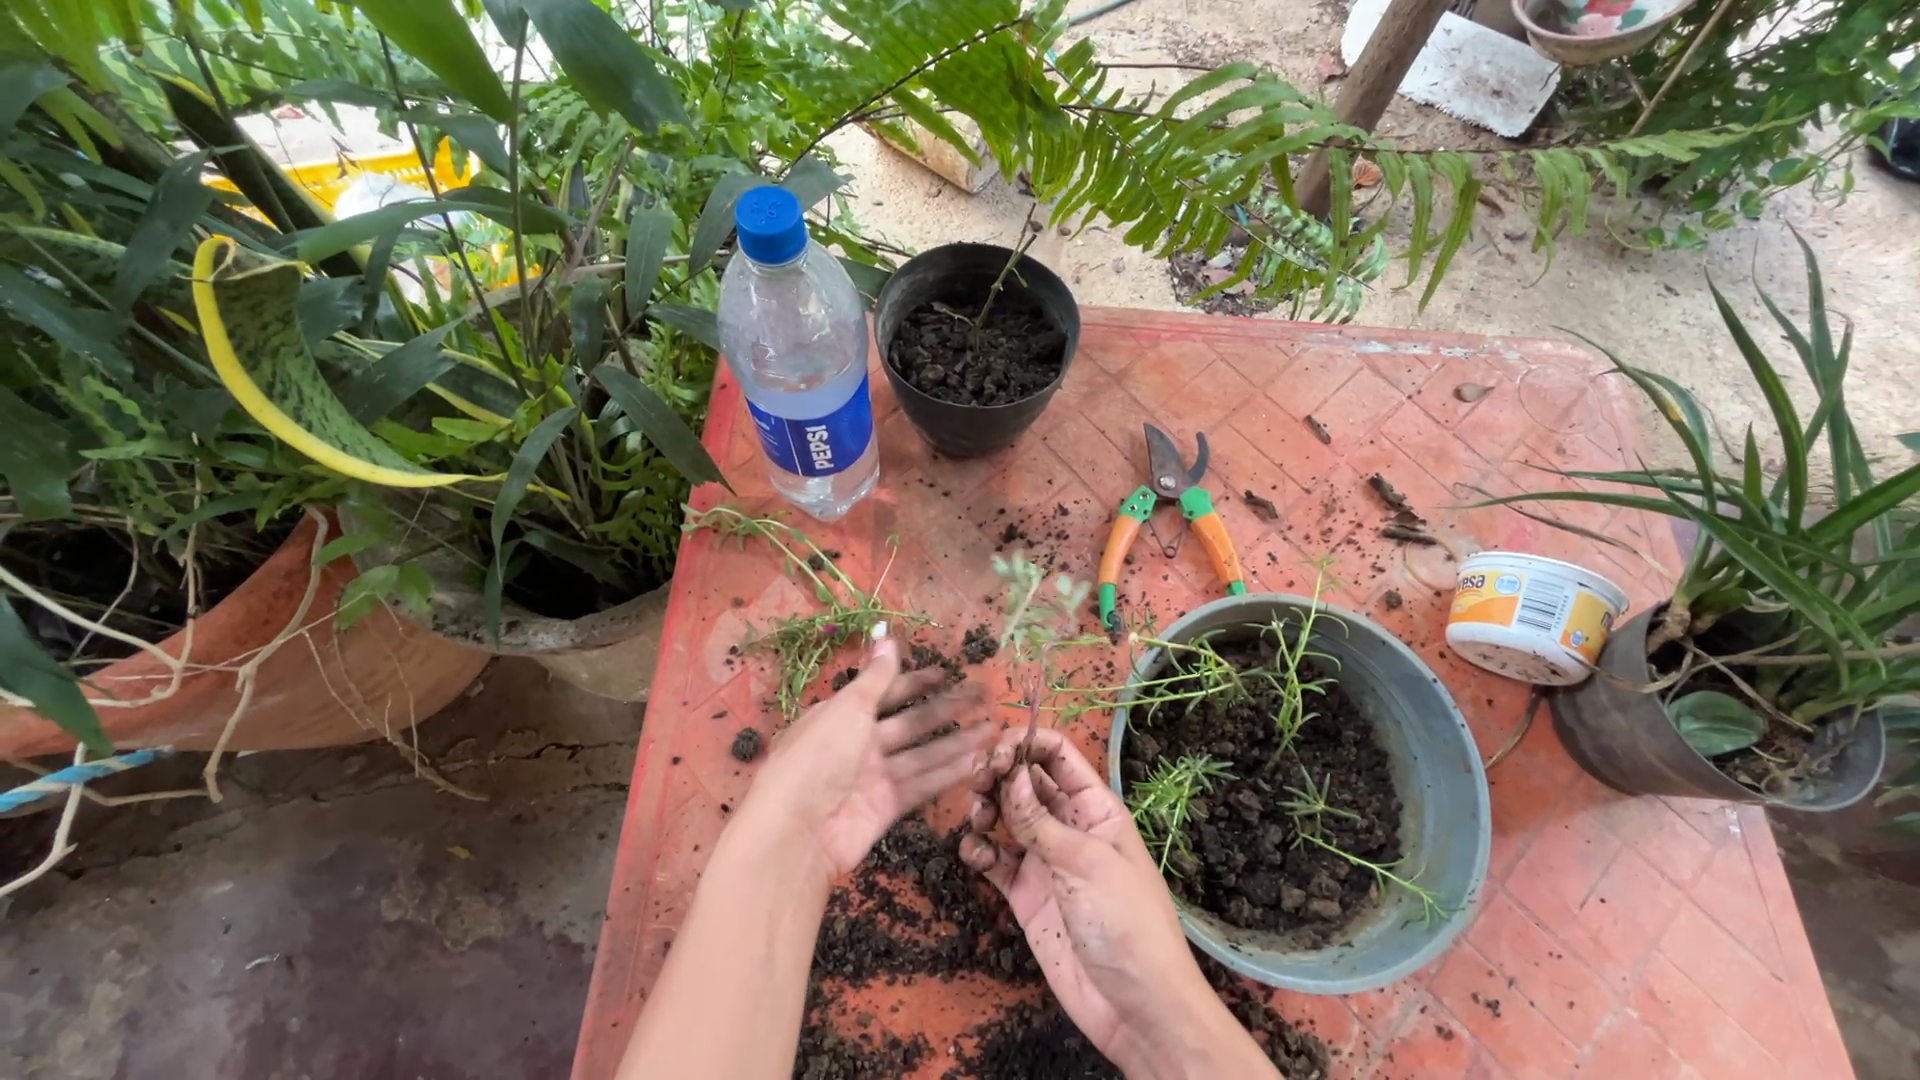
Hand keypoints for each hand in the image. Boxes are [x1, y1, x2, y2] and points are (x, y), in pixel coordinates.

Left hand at [737, 637, 990, 880]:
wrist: (796, 831)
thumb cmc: (817, 757)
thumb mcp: (847, 708)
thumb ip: (876, 677)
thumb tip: (888, 637)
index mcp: (841, 715)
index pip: (885, 693)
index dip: (914, 682)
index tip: (945, 674)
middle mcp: (858, 744)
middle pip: (909, 722)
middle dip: (945, 709)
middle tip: (982, 696)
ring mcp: (872, 778)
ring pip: (921, 754)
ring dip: (955, 741)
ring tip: (991, 729)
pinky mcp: (885, 808)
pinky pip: (921, 784)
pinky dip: (948, 773)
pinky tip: (976, 761)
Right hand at [959, 730, 1275, 1079]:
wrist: (1136, 1009)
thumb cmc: (1127, 924)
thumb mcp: (1086, 864)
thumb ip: (1041, 821)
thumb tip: (1012, 774)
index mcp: (1094, 807)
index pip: (1057, 755)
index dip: (1025, 743)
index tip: (996, 754)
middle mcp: (1067, 825)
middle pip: (1025, 780)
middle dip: (998, 772)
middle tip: (977, 782)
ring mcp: (1045, 859)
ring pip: (1005, 815)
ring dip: (985, 808)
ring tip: (977, 820)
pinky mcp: (1025, 893)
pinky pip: (995, 858)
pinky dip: (979, 849)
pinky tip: (975, 854)